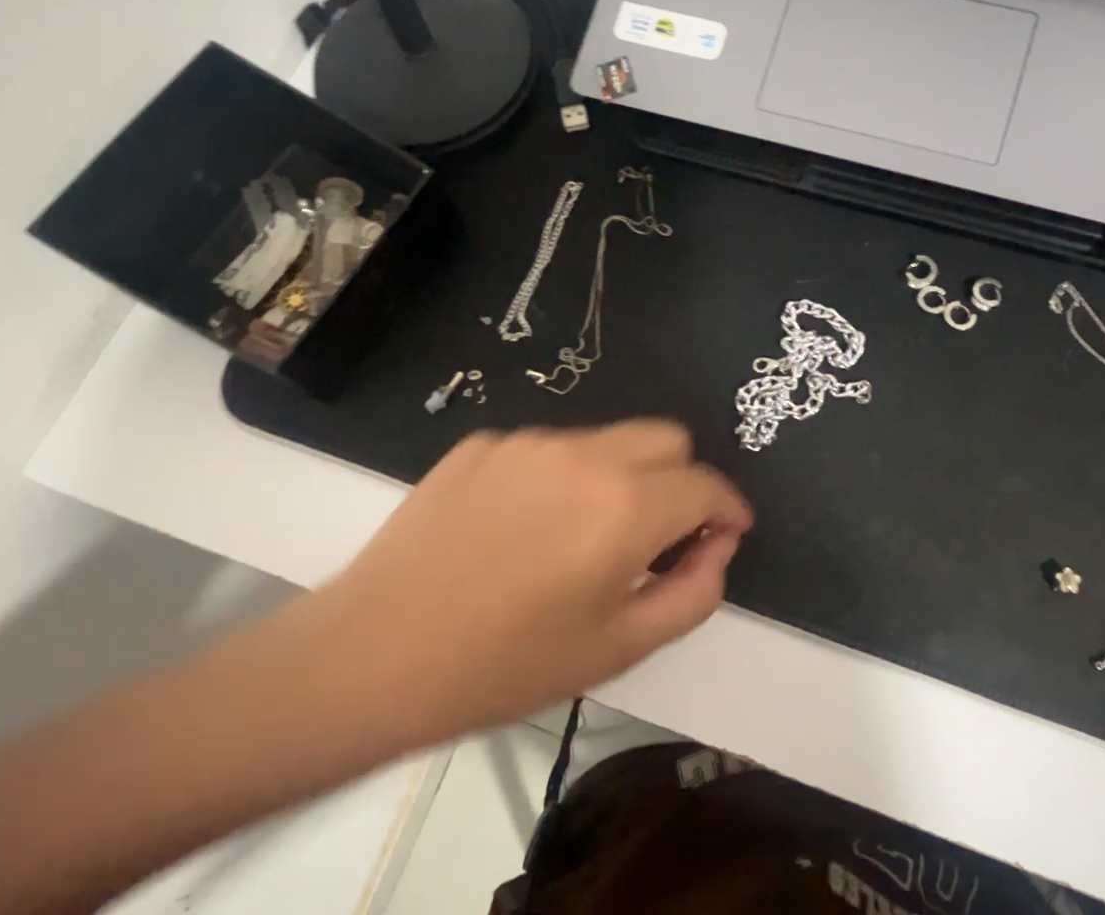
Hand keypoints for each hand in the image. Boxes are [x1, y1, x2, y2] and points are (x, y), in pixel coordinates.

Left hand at [315, 420, 752, 744]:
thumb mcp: (620, 648)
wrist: (375, 654)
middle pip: (666, 438)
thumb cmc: (506, 665)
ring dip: (622, 477)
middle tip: (663, 536)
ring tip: (585, 539)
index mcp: (624, 507)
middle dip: (683, 480)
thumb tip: (717, 547)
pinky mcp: (479, 444)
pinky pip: (549, 450)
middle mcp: (582, 456)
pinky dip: (563, 479)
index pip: (706, 485)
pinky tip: (525, 531)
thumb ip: (693, 593)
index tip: (726, 535)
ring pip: (607, 440)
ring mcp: (525, 442)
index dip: (729, 509)